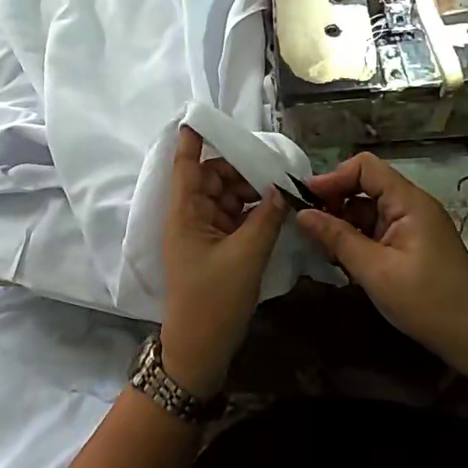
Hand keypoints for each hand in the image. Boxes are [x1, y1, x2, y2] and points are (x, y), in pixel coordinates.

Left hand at [159, 127, 287, 397]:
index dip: (190, 142)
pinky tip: (275, 212)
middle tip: (276, 172)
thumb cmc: (214, 299)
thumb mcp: (246, 255)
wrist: (200, 350)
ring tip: (281, 192)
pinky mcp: (214, 249)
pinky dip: (251, 213)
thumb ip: (265, 217)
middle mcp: (190, 217)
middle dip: (241, 171)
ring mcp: (202, 234)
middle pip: (213, 179)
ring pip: (226, 198)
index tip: (196, 118)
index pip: (186, 167)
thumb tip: (280, 190)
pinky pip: (233, 218)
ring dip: (250, 192)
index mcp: (185, 213)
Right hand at [296, 153, 467, 367]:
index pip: (366, 167)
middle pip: (367, 186)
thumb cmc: (426, 301)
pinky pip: (380, 230)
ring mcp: (415, 226)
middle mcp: (413, 206)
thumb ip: (337, 238)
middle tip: (307, 226)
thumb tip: (302, 213)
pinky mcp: (414, 245)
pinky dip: (359, 240)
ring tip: (321, 248)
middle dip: (335, 202)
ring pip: (370, 210)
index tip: (305, 199)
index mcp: (409, 202)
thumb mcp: (374, 270)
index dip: (333, 177)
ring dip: (344, 224)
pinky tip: (343, 261)